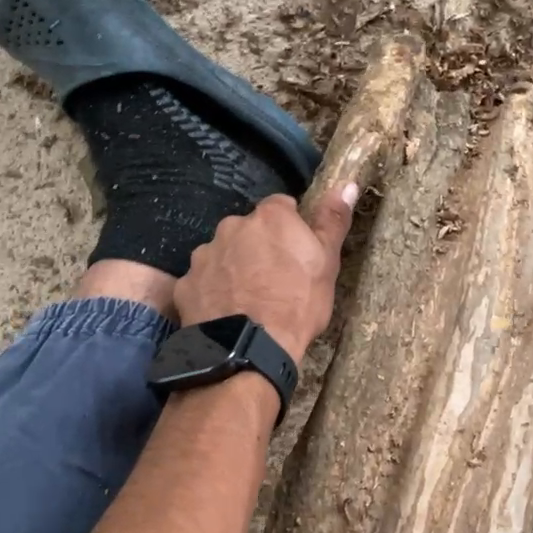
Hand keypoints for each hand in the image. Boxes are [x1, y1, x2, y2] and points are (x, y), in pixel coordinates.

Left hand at [173, 185, 357, 362]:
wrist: (251, 349)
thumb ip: (333, 220)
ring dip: (234, 266)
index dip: (291, 226)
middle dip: (259, 245)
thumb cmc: (298, 302)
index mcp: (270, 218)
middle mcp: (232, 227)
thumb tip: (347, 184)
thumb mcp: (327, 262)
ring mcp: (204, 255)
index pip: (281, 206)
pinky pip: (201, 281)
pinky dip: (211, 290)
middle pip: (248, 229)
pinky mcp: (185, 285)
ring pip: (223, 253)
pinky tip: (224, 311)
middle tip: (275, 277)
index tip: (298, 250)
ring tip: (248, 298)